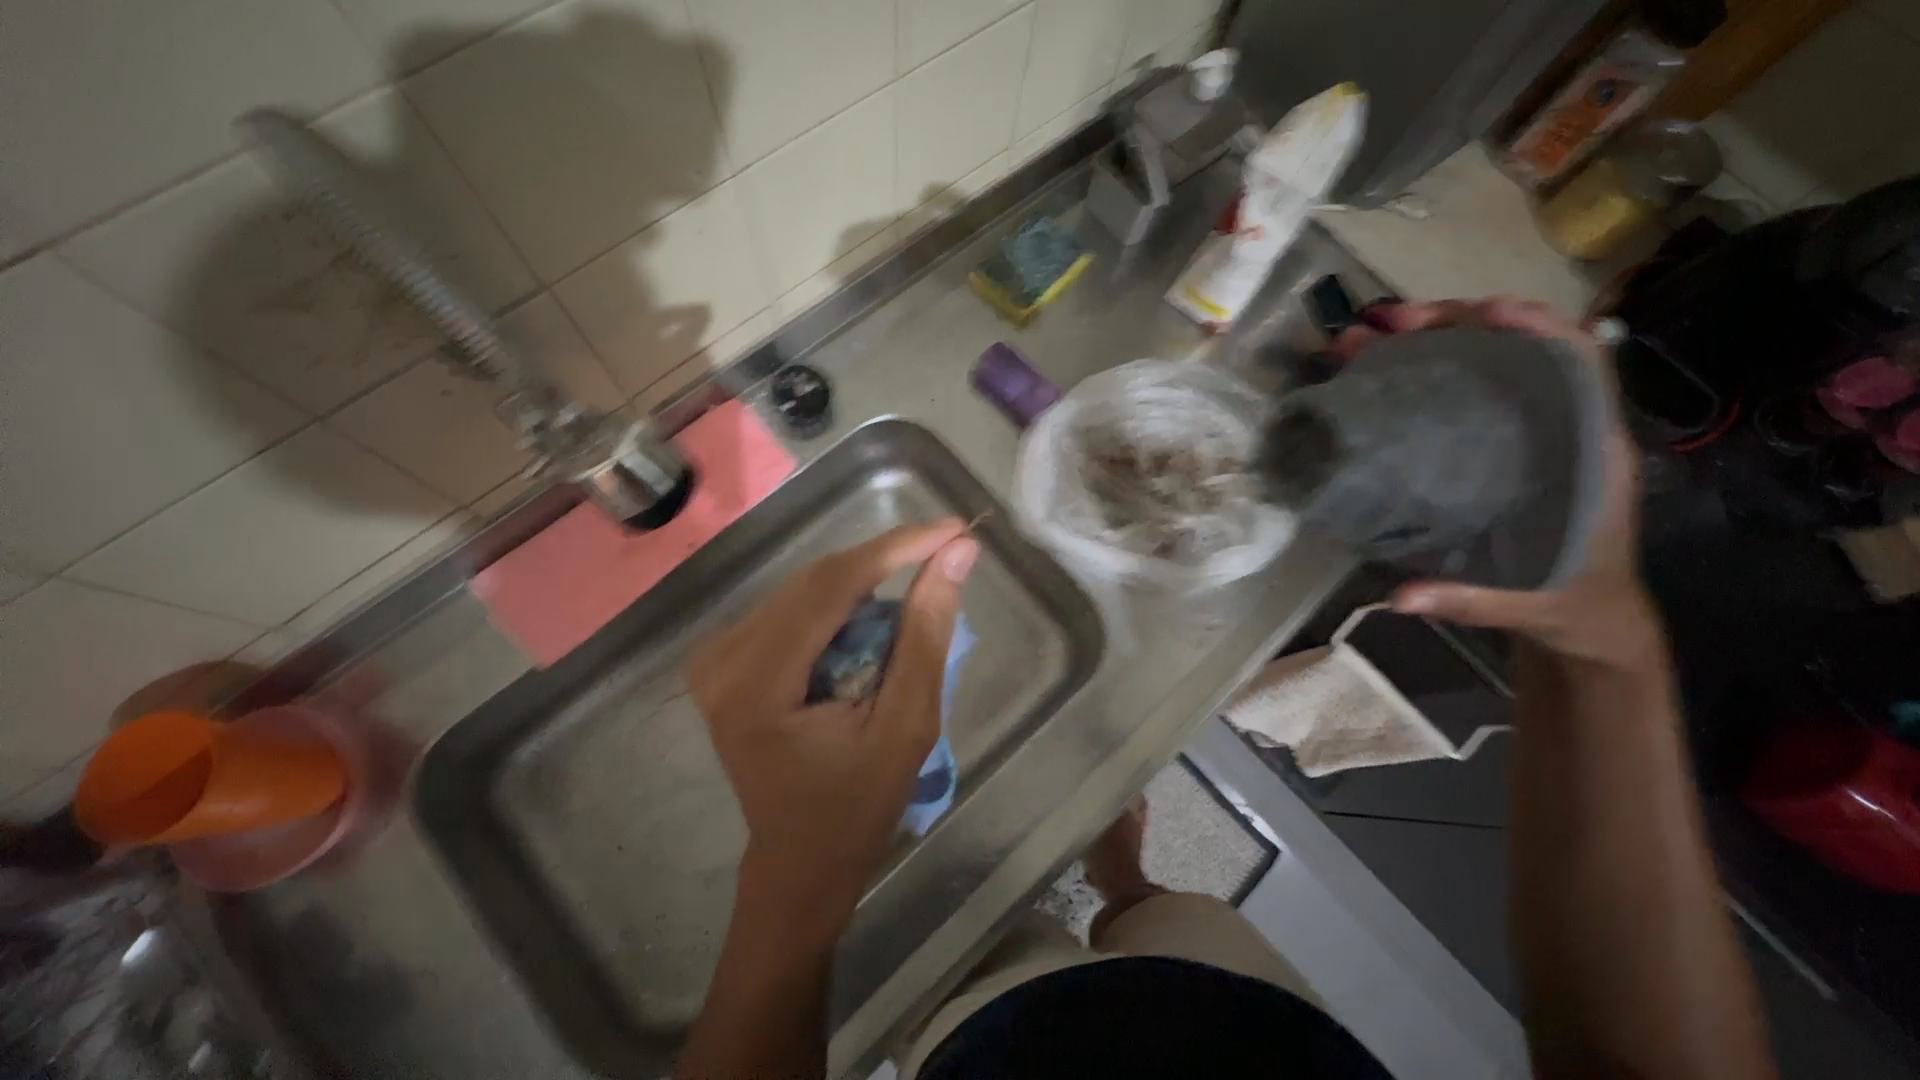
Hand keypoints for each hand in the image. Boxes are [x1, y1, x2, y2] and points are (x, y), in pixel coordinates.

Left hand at [687, 521, 978, 919]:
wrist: (799, 861)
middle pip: (814, 581)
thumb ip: (925, 637)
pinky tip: (873, 621)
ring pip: (803, 590)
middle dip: (884, 562)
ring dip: (863, 584)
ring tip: (918, 587)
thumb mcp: (905, 727)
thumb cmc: (856, 808)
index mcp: (756, 683)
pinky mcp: (722, 662)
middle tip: (946, 552)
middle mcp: (721, 659)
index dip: (895, 549)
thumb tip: (955, 556)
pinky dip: (838, 606)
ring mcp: (714, 659)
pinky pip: (791, 610)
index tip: (952, 529)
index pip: (831, 586)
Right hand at [1333, 298, 1663, 669]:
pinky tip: (1378, 375)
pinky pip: (1463, 397)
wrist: (1590, 622)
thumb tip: (1397, 598)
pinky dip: (1421, 376)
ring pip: (1483, 367)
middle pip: (1516, 352)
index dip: (1535, 329)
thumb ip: (1471, 600)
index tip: (1482, 312)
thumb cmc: (1577, 606)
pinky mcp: (1494, 450)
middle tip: (1385, 324)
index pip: (1578, 365)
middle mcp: (1561, 430)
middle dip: (1453, 326)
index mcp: (1592, 454)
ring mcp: (1526, 436)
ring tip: (1365, 339)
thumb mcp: (1532, 606)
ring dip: (1427, 344)